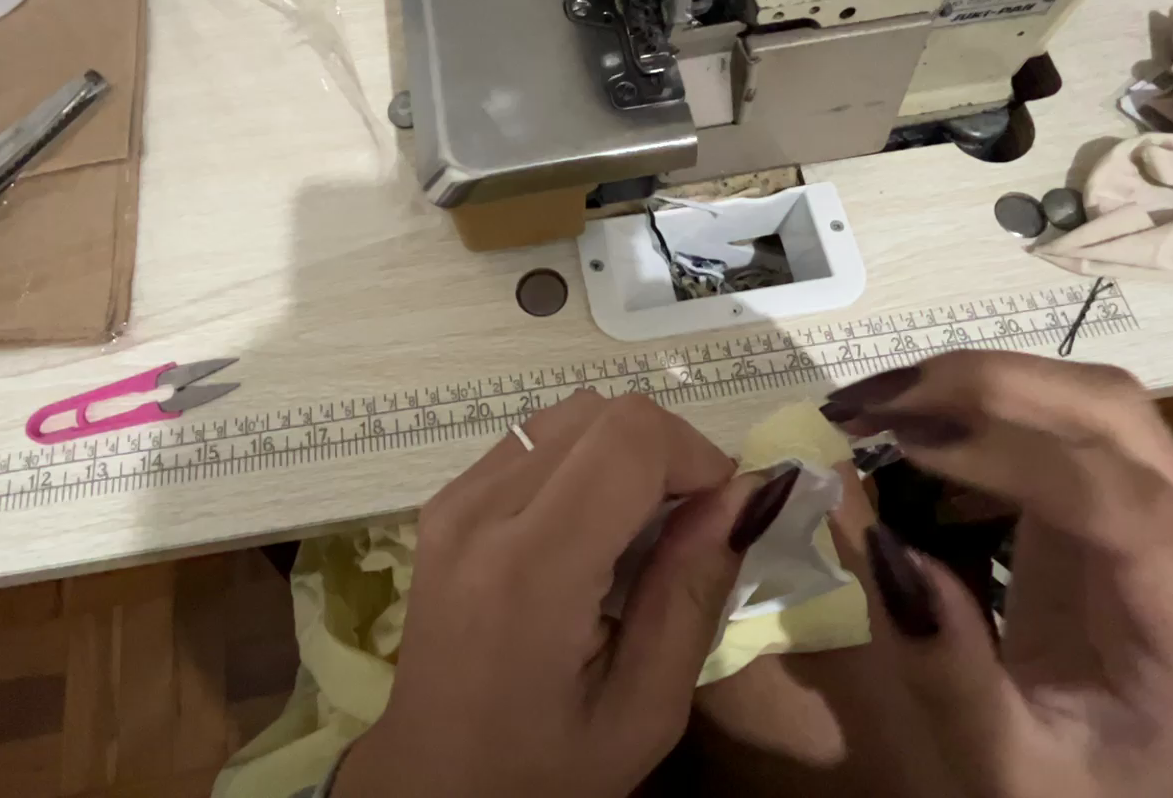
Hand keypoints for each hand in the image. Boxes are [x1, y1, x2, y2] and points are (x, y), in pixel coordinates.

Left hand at [332, 391, 796, 797]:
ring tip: (635, 528)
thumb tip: (743, 494)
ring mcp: (452, 497)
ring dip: (623, 452)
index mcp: (529, 568)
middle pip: (601, 412)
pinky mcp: (444, 498)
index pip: (628, 437)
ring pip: (569, 415)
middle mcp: (478, 509)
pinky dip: (582, 460)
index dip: (694, 455)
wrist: (429, 785)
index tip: (719, 513)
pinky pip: (534, 438)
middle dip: (665, 452)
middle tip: (684, 525)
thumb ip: (693, 591)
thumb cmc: (544, 771)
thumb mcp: (644, 710)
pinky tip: (586, 525)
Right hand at [691, 351, 1172, 797]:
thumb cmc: (1064, 789)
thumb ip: (948, 671)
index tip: (902, 440)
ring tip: (880, 402)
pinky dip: (977, 406)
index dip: (1013, 455)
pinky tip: (915, 435)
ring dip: (979, 381)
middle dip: (986, 385)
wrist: (1109, 793)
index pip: (1125, 507)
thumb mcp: (998, 764)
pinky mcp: (1112, 506)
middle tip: (874, 400)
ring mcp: (1162, 522)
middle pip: (1119, 419)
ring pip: (1091, 401)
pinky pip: (1057, 424)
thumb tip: (887, 546)